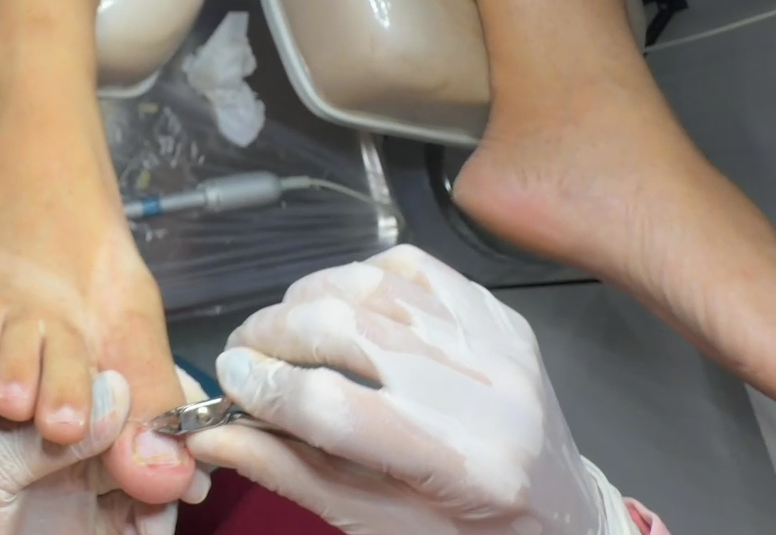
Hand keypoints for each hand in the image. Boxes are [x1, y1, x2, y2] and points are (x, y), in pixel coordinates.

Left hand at [0, 370, 181, 534]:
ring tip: (176, 477)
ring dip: (166, 472)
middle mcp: (69, 447)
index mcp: (41, 411)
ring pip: (144, 472)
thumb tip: (118, 389)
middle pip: (132, 428)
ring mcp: (84, 492)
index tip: (175, 395)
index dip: (140, 390)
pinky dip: (158, 513)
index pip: (100, 388)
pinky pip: (140, 520)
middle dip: (164, 429)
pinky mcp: (95, 533)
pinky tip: (158, 511)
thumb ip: (48, 434)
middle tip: (187, 441)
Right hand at [186, 246, 636, 534]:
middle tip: (246, 350)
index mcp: (463, 469)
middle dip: (273, 332)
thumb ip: (285, 469)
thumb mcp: (372, 523)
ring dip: (306, 298)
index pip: (334, 408)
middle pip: (344, 329)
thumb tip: (205, 434)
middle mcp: (488, 397)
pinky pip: (406, 266)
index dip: (264, 385)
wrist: (570, 522)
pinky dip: (357, 276)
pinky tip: (345, 305)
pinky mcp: (495, 312)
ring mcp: (496, 344)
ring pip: (367, 285)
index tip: (226, 377)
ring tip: (287, 326)